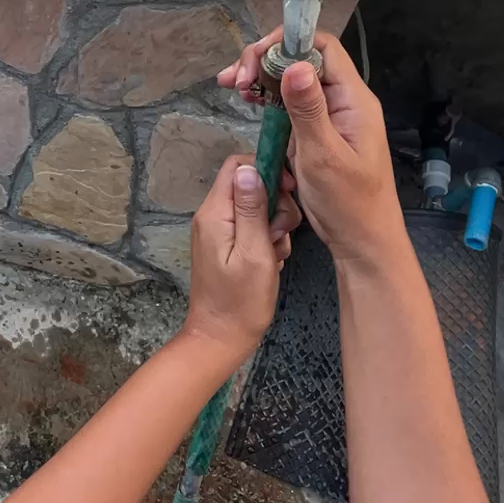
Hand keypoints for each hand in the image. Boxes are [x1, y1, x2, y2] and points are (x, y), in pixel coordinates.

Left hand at [184, 155, 301, 357]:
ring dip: (275, 225)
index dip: (268, 170)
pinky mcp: (227, 244)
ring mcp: (219, 230)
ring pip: (256, 207)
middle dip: (276, 203)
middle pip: (250, 184)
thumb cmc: (241, 300)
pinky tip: (272, 261)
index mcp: (215, 212)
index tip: (290, 192)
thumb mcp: (254, 252)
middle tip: (282, 232)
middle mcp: (212, 215)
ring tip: (276, 252)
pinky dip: (268, 240)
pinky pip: (253, 228)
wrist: (222, 337)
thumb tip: (249, 168)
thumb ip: (251, 209)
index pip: (238, 165)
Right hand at [217, 28, 404, 262]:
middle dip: (265, 60)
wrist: (362, 239)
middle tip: (234, 80)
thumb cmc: (348, 202)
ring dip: (261, 77)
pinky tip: (247, 100)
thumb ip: (308, 109)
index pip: (321, 48)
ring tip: (234, 87)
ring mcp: (328, 115)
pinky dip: (266, 97)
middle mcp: (342, 100)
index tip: (253, 61)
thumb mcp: (323, 155)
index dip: (286, 44)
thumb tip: (295, 65)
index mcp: (353, 100)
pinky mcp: (315, 131)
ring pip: (292, 79)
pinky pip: (289, 102)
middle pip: (302, 59)